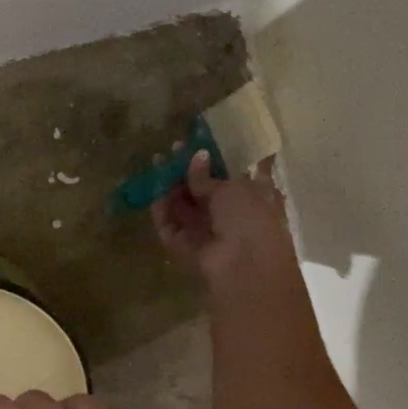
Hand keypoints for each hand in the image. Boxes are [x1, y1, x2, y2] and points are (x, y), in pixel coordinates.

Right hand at [151, 150, 301, 295]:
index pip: (233, 175)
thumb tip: (197, 156)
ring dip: (171, 186)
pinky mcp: (185, 247)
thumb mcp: (233, 187)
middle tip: (172, 149)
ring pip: (184, 206)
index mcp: (253, 197)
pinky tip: (155, 190)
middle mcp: (230, 215)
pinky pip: (170, 225)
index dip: (216, 159)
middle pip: (204, 190)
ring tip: (158, 162)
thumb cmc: (251, 218)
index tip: (200, 142)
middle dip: (188, 171)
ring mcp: (206, 232)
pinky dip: (162, 210)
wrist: (244, 266)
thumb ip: (209, 175)